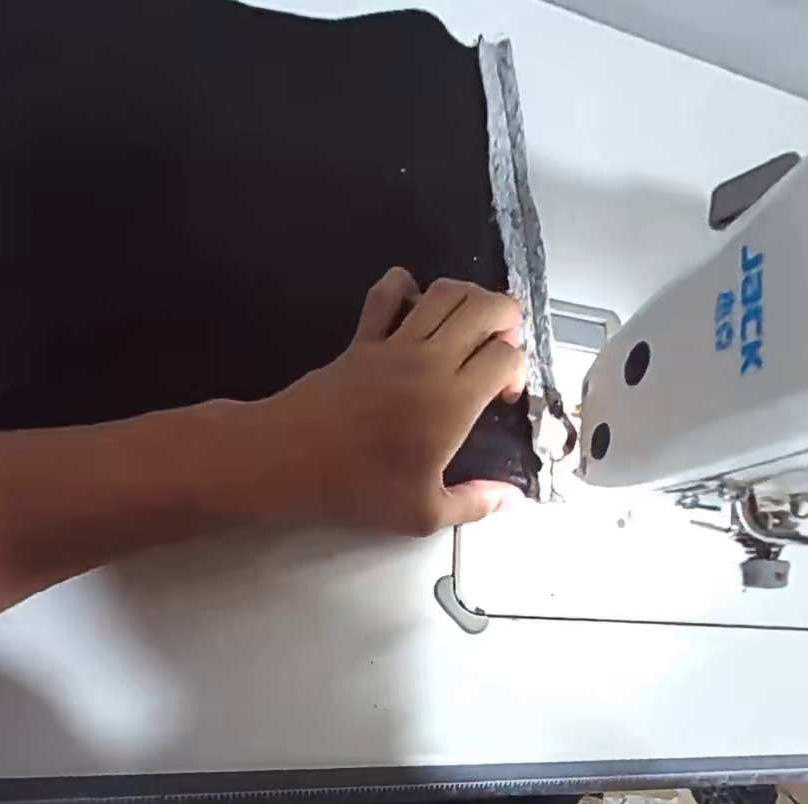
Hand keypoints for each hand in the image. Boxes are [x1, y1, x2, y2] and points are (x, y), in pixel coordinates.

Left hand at [218, 268, 527, 535]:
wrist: (289, 458)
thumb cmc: (360, 487)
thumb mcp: (425, 513)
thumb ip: (475, 504)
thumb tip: (510, 498)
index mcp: (453, 401)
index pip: (505, 357)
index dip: (517, 369)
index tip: (504, 397)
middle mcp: (431, 361)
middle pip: (484, 308)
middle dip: (507, 317)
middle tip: (504, 346)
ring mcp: (394, 343)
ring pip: (444, 292)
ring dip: (470, 296)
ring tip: (473, 324)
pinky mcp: (362, 339)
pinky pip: (388, 293)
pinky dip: (408, 287)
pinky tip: (416, 308)